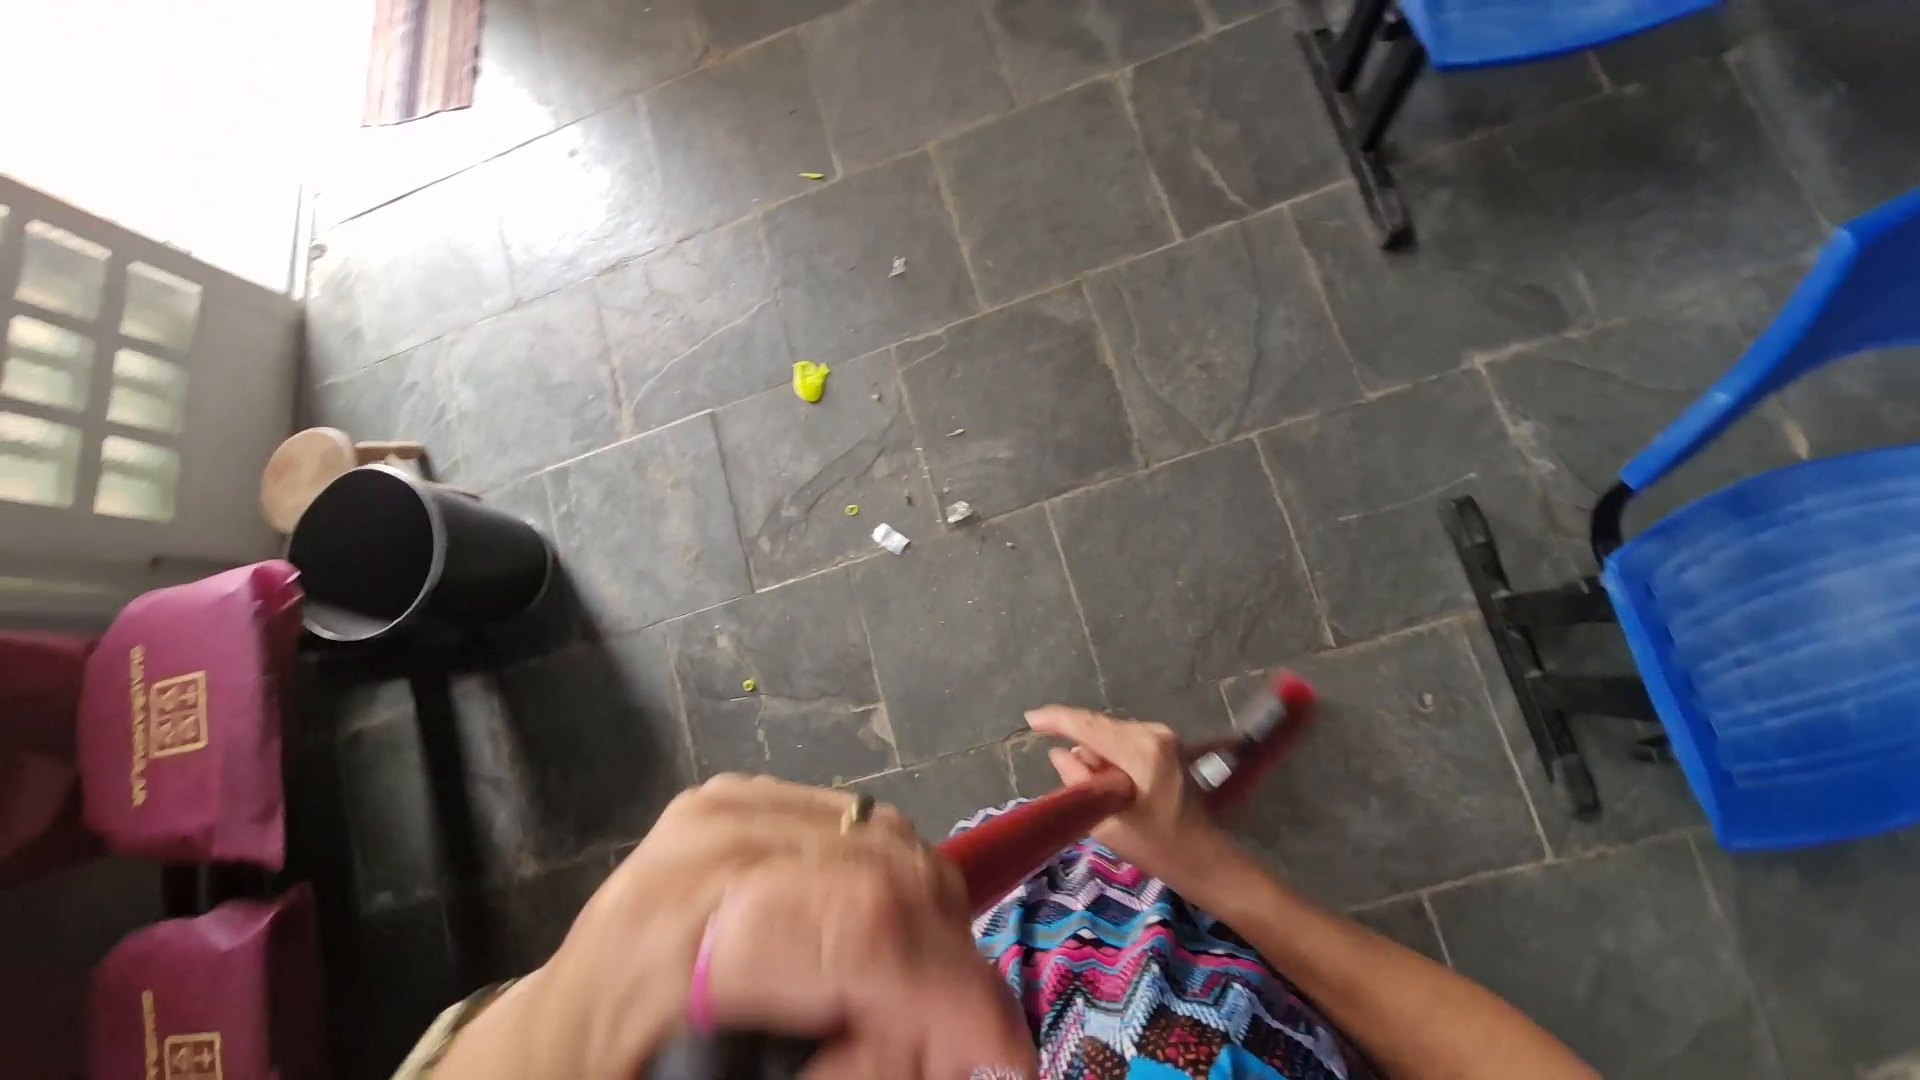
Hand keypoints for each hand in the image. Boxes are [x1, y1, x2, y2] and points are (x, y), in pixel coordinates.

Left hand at [436, 775, 1036, 1079]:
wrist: (553, 1044)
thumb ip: (858, 1071)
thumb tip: (962, 1044)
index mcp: (678, 933)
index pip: (859, 924)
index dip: (952, 985)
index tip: (1008, 1056)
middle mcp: (707, 841)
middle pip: (887, 871)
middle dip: (947, 965)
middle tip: (950, 1044)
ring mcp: (726, 804)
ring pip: (890, 839)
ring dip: (925, 925)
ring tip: (897, 994)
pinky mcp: (743, 792)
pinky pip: (863, 825)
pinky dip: (889, 886)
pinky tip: (858, 941)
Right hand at [1024, 707, 1237, 886]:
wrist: (1205, 859)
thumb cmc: (1157, 846)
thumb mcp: (1108, 821)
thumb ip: (1079, 782)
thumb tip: (1060, 755)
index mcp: (1140, 750)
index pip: (1089, 726)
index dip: (1056, 720)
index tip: (1029, 719)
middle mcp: (1153, 733)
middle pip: (1100, 727)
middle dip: (1076, 741)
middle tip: (1063, 773)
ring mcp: (1163, 737)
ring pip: (1111, 734)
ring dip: (1094, 750)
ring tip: (1090, 786)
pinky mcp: (1167, 745)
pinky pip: (1125, 740)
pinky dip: (1109, 753)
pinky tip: (1105, 778)